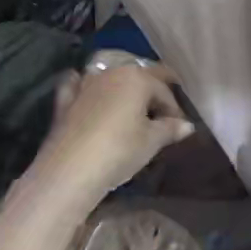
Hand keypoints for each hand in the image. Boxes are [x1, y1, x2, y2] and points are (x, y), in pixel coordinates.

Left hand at [33, 50, 194, 197]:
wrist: (66, 175)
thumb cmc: (118, 152)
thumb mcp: (151, 142)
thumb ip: (170, 129)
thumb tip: (186, 126)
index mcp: (139, 78)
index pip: (164, 91)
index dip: (173, 110)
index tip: (177, 129)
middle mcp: (113, 74)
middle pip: (139, 78)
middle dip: (152, 92)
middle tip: (160, 113)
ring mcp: (86, 86)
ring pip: (110, 78)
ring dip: (121, 86)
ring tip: (129, 105)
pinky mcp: (63, 104)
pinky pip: (77, 87)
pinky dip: (83, 88)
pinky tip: (86, 92)